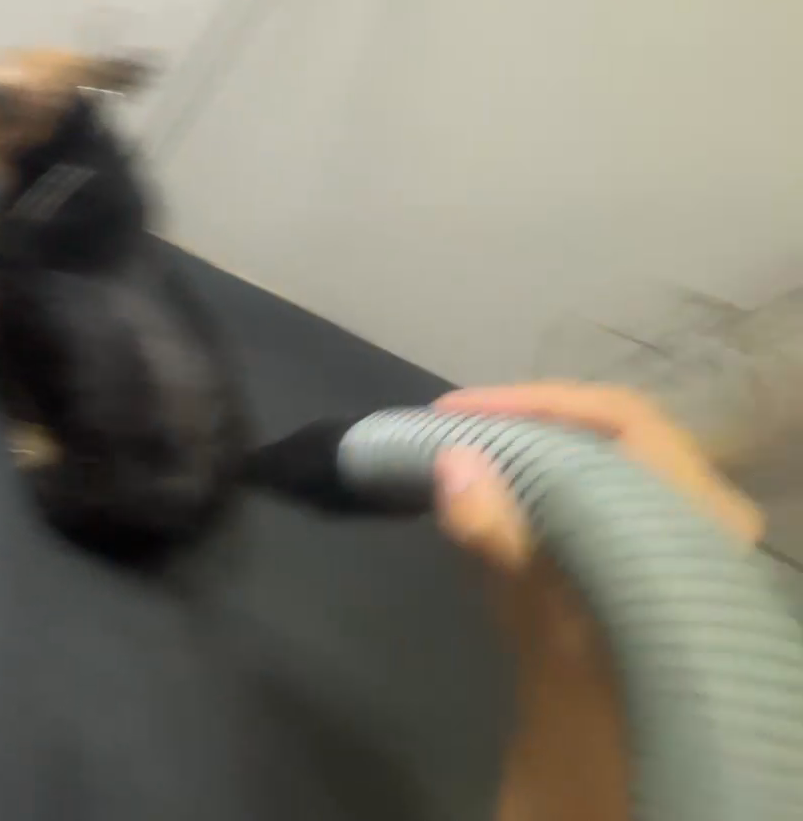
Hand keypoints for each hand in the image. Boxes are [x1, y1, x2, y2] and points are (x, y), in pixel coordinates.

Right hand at [429, 382, 762, 820]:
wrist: (607, 738)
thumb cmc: (584, 678)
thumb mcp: (538, 613)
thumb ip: (499, 537)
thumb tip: (450, 463)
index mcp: (691, 518)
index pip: (622, 419)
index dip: (533, 402)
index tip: (451, 412)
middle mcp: (695, 510)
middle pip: (604, 429)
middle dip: (515, 418)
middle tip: (445, 427)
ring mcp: (670, 524)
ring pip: (589, 451)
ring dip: (517, 440)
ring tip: (455, 446)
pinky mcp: (636, 540)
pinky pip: (582, 477)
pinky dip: (526, 467)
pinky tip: (484, 482)